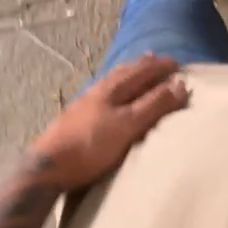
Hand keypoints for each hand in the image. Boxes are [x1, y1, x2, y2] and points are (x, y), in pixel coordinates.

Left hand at [28, 55, 189, 188]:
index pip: (141, 71)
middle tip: (156, 59)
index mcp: (112, 89)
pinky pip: (101, 95)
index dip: (159, 67)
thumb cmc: (91, 145)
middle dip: (142, 66)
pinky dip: (113, 89)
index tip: (177, 64)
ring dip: (127, 75)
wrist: (46, 168)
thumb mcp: (128, 125)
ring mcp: (84, 105)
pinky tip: (109, 97)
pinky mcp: (74, 119)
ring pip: (110, 82)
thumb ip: (154, 105)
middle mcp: (98, 91)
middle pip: (124, 72)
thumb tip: (181, 84)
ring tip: (134, 71)